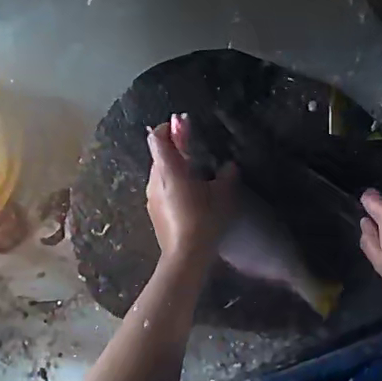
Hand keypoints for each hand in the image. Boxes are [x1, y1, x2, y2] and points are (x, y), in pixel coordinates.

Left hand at [146, 114, 237, 262]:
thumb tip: (230, 166)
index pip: (159, 139)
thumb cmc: (205, 220)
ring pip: (160, 174)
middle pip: (159, 155)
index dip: (169, 128)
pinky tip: (188, 194)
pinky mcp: (154, 213)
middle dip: (174, 147)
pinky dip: (172, 184)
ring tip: (193, 170)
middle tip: (191, 145)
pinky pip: (161, 190)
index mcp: (168, 170)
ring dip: (173, 167)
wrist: (186, 256)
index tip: (181, 124)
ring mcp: (151, 198)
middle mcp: (155, 180)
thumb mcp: (224, 195)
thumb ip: (227, 176)